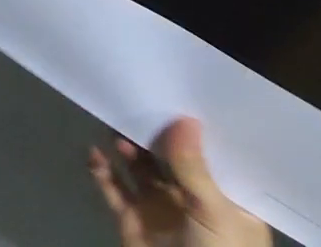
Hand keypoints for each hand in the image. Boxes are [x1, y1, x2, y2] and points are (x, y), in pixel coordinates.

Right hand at [90, 118, 271, 246]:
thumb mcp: (213, 212)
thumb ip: (193, 167)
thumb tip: (184, 118)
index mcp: (227, 203)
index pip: (211, 158)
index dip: (195, 132)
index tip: (175, 100)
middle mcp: (193, 202)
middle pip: (168, 159)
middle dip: (151, 135)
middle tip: (134, 105)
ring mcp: (159, 210)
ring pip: (137, 169)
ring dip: (125, 148)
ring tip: (114, 128)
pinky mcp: (131, 220)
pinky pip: (112, 188)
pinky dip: (100, 170)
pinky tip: (93, 154)